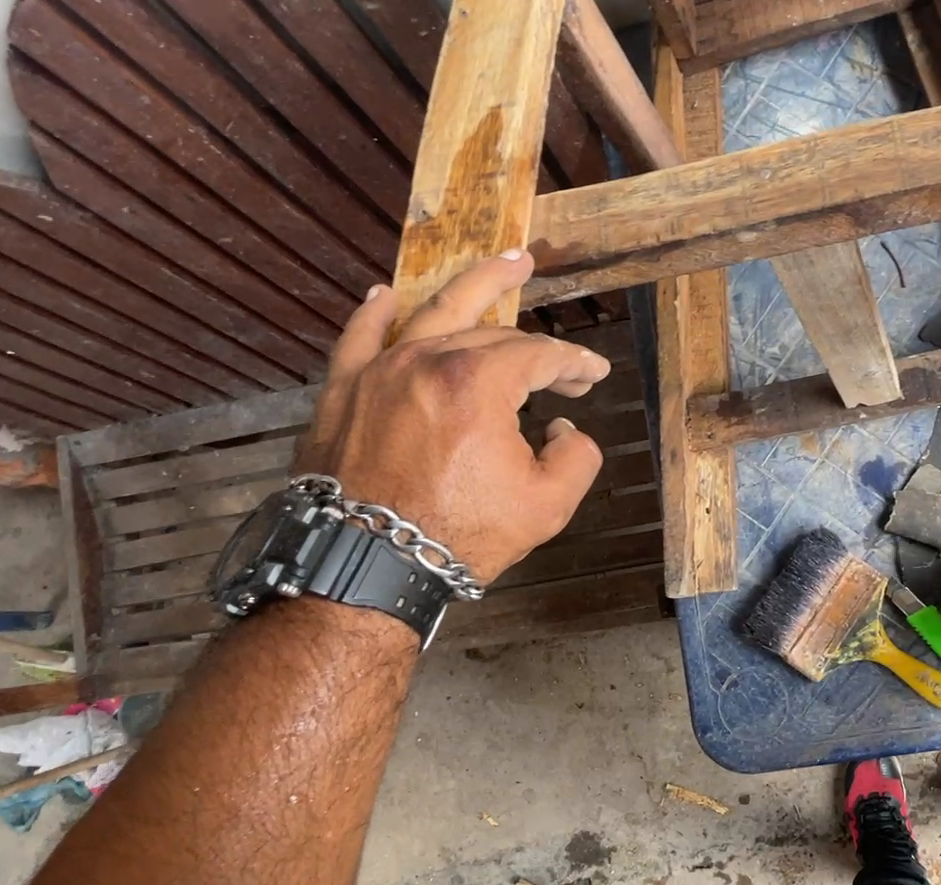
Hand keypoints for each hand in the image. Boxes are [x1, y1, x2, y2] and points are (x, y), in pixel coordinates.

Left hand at [295, 251, 611, 583]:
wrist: (369, 564)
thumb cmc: (464, 534)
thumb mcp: (549, 504)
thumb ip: (577, 456)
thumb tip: (563, 429)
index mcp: (479, 383)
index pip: (540, 356)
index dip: (576, 362)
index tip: (596, 373)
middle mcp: (427, 360)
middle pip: (495, 334)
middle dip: (540, 347)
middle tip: (568, 362)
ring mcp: (379, 371)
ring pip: (433, 316)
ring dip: (473, 287)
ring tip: (504, 264)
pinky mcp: (344, 392)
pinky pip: (359, 339)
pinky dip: (374, 315)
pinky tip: (385, 296)